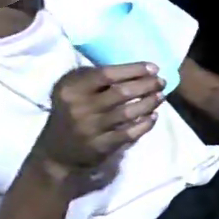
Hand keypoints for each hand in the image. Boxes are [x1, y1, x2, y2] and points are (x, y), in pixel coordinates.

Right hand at [34, 63, 163, 185]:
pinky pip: (130, 133)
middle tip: (161, 82)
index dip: (133, 70)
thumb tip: (135, 69)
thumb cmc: (71, 111)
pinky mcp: (101, 145)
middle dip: (147, 85)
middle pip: (122, 93)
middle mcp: (80, 107)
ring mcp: (91, 128)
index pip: (106, 74)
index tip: (153, 68)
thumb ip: (95, 78)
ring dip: (149, 103)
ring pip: (129, 113)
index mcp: (72, 89)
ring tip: (160, 96)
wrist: (57, 151)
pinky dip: (145, 124)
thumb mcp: (73, 90)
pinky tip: (153, 116)